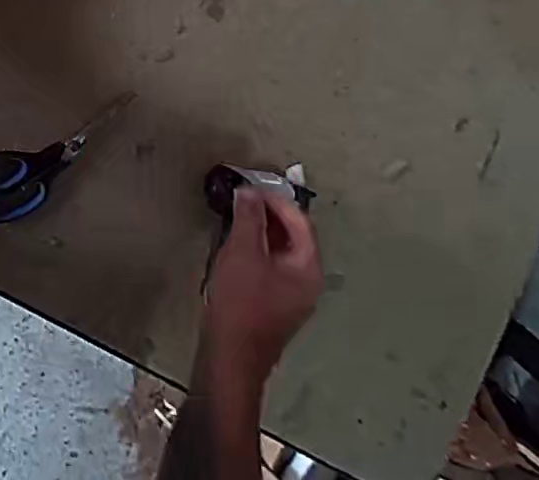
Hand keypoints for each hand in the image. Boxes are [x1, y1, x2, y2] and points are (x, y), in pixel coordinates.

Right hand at [202, 188, 322, 383]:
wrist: (230, 354)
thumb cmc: (241, 302)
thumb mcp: (242, 250)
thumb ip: (248, 216)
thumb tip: (249, 191)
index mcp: (308, 267)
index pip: (300, 220)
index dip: (276, 199)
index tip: (250, 185)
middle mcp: (306, 280)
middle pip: (292, 234)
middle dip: (268, 211)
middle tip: (242, 196)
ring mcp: (291, 293)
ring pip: (279, 249)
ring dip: (260, 228)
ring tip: (236, 213)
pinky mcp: (274, 301)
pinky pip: (270, 263)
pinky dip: (256, 246)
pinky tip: (235, 242)